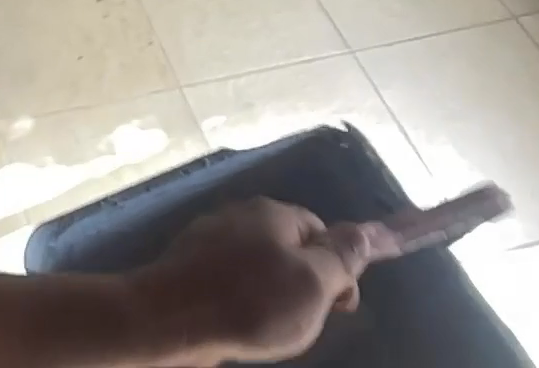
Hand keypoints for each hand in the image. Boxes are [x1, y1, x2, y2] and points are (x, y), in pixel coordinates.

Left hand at [123, 198, 396, 365]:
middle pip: (290, 247)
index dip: (339, 267)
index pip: (320, 229)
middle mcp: (238, 216)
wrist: (174, 316)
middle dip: (306, 283)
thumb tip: (364, 230)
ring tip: (271, 326)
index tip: (341, 305)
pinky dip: (244, 299)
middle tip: (303, 319)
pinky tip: (241, 321)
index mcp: (270, 212)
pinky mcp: (193, 263)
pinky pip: (233, 278)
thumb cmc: (251, 300)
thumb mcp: (313, 282)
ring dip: (274, 294)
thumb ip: (342, 256)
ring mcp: (211, 237)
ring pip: (261, 265)